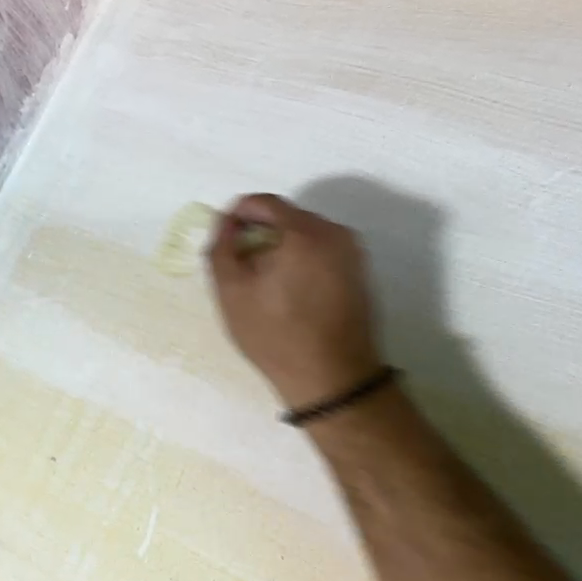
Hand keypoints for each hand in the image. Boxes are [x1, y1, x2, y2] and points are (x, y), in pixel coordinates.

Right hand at [208, 193, 382, 409]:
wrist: (333, 377)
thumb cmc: (275, 333)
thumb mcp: (231, 290)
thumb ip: (221, 247)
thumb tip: (225, 223)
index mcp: (304, 233)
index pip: (263, 202)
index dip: (237, 215)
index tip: (224, 240)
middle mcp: (335, 234)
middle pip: (286, 216)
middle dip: (260, 232)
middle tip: (241, 264)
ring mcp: (353, 253)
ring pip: (305, 234)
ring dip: (280, 247)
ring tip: (264, 280)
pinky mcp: (360, 272)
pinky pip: (322, 251)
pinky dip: (300, 260)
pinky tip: (288, 291)